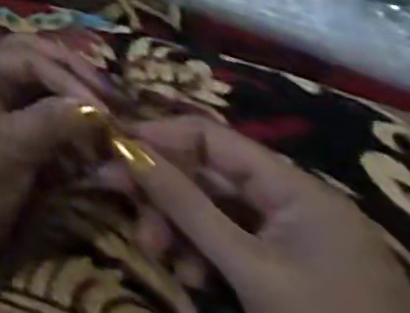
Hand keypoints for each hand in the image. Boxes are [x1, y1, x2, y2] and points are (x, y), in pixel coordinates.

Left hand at [0, 35, 111, 312]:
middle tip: (118, 101)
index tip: (109, 113)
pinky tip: (95, 131)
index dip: (72, 80)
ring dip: (75, 93)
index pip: (30, 57)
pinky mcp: (10, 120)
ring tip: (112, 115)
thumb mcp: (15, 146)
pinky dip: (70, 114)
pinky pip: (44, 105)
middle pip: (37, 58)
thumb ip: (53, 121)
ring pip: (43, 80)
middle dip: (76, 75)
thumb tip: (97, 106)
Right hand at [115, 116, 409, 312]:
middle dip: (159, 189)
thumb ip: (184, 204)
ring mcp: (297, 235)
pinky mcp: (294, 265)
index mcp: (298, 190)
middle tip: (111, 195)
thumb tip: (122, 147)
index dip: (156, 136)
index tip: (110, 150)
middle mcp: (297, 201)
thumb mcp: (247, 266)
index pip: (209, 135)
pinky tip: (188, 274)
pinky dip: (200, 248)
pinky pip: (231, 236)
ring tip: (154, 252)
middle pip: (206, 171)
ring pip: (212, 206)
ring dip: (174, 223)